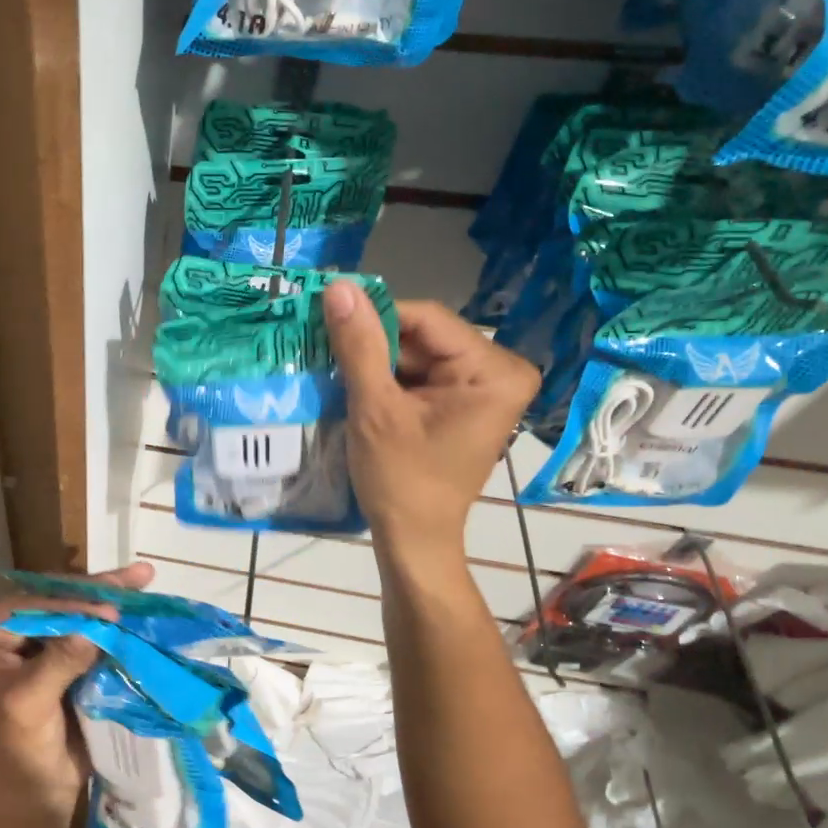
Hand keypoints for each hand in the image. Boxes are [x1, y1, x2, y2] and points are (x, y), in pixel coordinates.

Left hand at [0, 562, 156, 810]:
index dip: (73, 604)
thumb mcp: (29, 703)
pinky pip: (97, 628)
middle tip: (138, 576)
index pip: (35, 606)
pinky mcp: (72, 652)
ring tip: (145, 578)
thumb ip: (58, 664)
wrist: (37, 787)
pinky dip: (121, 619)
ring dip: (115, 596)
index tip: (110, 610)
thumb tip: (91, 629)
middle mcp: (15, 623)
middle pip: (61, 597)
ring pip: (82, 606)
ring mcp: (46, 636)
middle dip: (100, 589)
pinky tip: (145, 605)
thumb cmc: (18, 747)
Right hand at [323, 282, 538, 548]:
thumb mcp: (375, 408)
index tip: (327, 317)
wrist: (413, 541)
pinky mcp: (464, 405)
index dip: (374, 315)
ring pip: (417, 355)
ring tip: (335, 371)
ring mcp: (484, 390)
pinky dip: (387, 381)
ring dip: (376, 362)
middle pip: (423, 336)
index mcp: (494, 371)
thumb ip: (359, 345)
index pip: (426, 318)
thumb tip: (338, 287)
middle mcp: (500, 372)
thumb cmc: (400, 480)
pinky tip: (356, 390)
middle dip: (374, 344)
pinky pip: (420, 377)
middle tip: (327, 351)